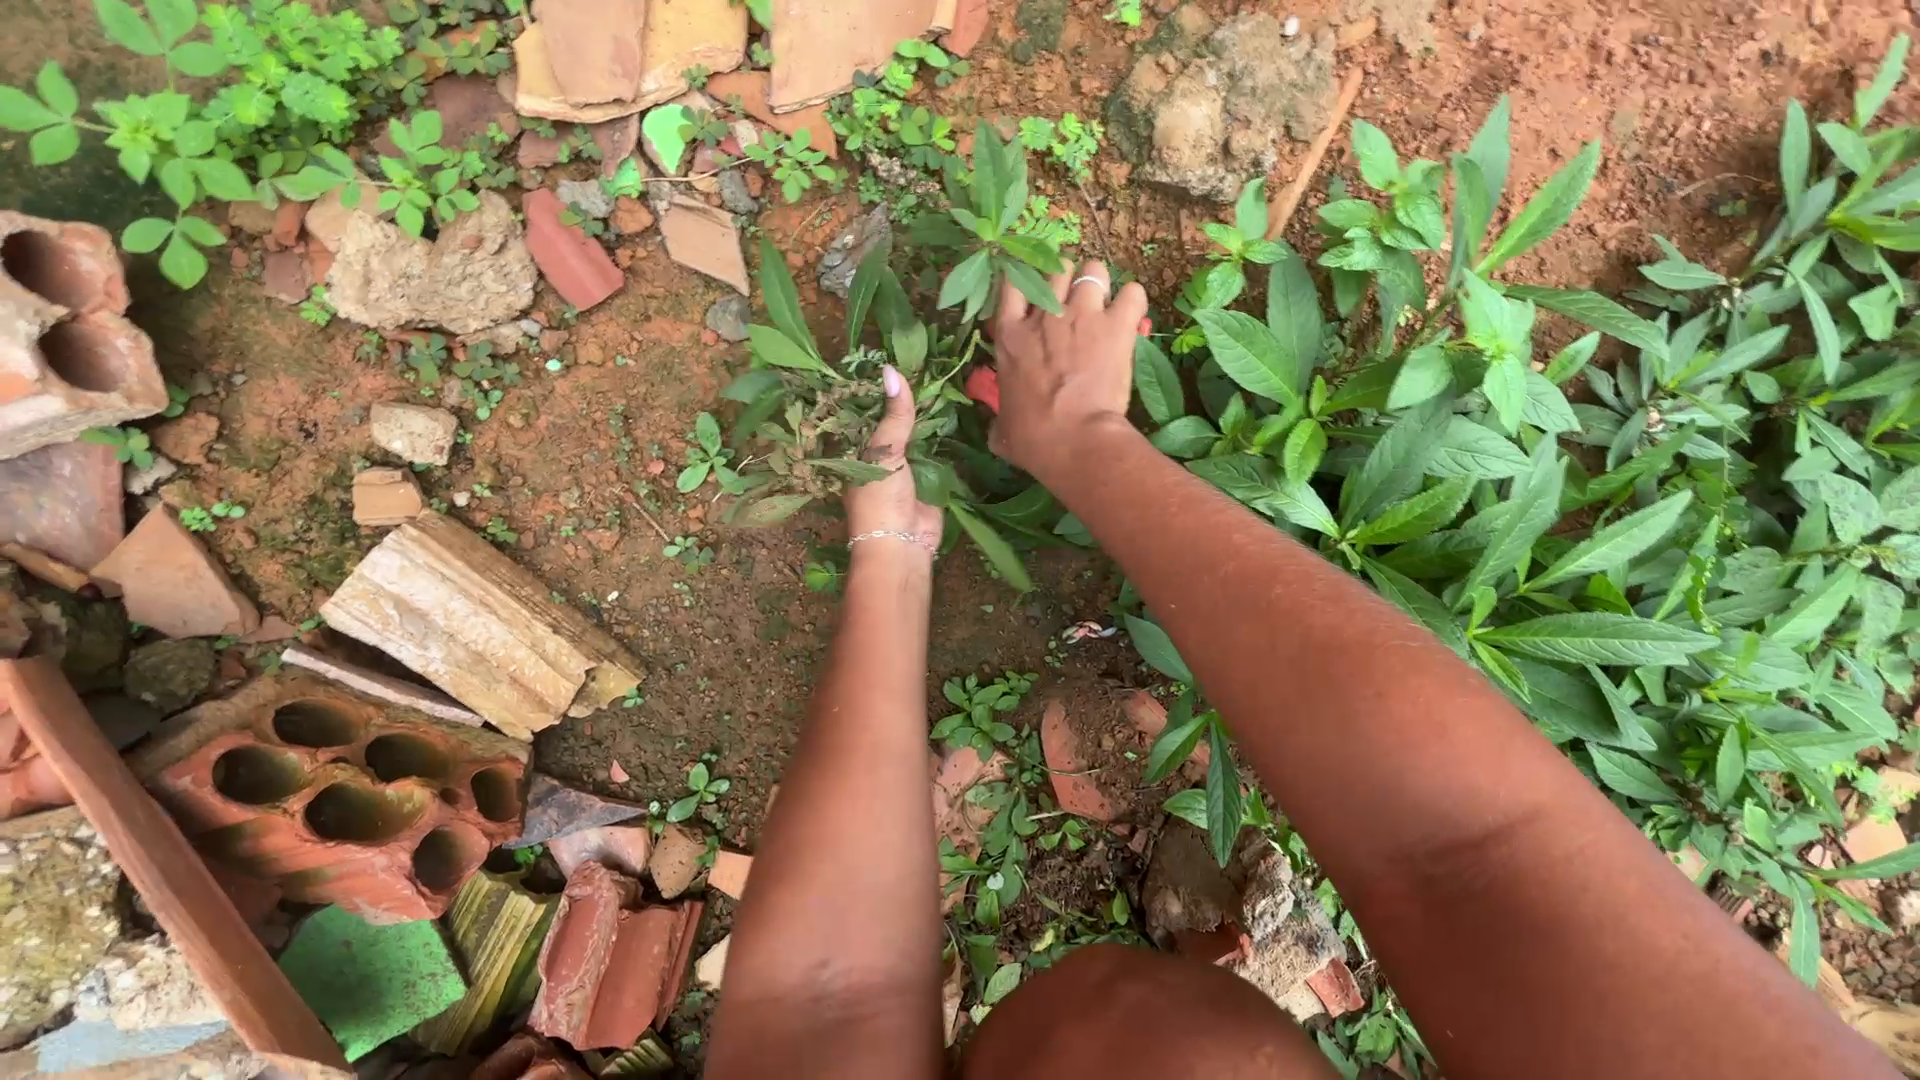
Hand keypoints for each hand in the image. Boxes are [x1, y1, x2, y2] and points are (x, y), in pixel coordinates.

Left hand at [843, 364, 942, 562]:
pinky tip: (955, 412)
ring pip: (916, 436)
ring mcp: (904, 468)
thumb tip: (892, 369)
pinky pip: (935, 453)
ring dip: (928, 418)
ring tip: (944, 380)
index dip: (877, 389)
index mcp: (856, 450)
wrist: (903, 545)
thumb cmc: (880, 499)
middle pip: (893, 422)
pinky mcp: (928, 479)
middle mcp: (879, 457)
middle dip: (907, 401)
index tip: (893, 357)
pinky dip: (944, 438)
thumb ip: (894, 415)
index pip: (865, 412)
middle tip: (927, 362)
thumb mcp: (883, 451)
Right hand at [988, 259, 1148, 480]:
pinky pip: (1133, 293)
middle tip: (1075, 300)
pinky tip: (1131, 317)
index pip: (1012, 284)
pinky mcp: (1116, 325)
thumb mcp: (1002, 428)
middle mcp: (1044, 316)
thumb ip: (1001, 417)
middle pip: (1056, 269)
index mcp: (1010, 337)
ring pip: (1093, 270)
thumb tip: (1000, 428)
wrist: (1074, 440)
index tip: (1036, 291)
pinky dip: (1133, 301)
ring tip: (1104, 303)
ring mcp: (1081, 315)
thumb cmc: (1033, 440)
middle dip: (1066, 279)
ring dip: (1099, 284)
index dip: (1026, 280)